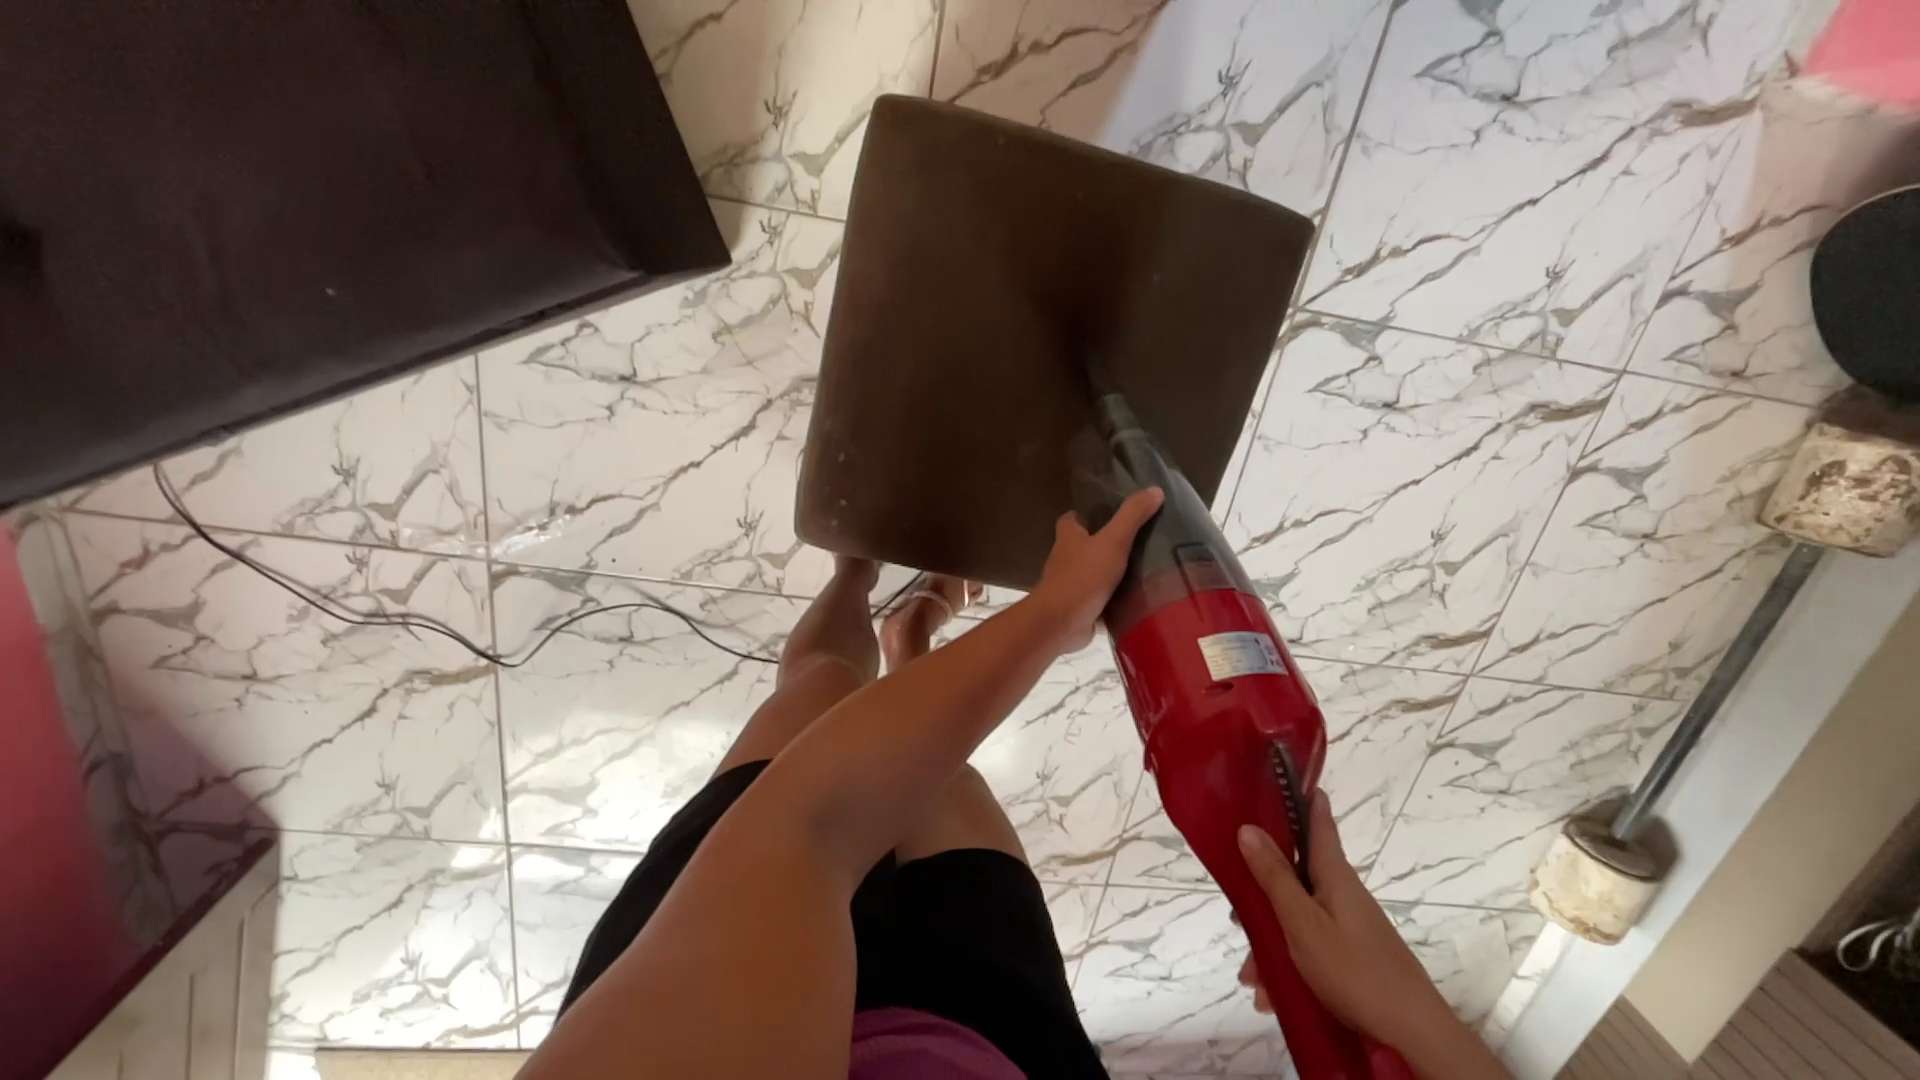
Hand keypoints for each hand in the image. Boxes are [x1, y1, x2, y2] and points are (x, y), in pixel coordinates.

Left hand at [1027, 487, 1163, 650]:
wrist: (1062, 622)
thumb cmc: (1083, 576)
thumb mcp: (1113, 541)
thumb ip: (1132, 516)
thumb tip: (1155, 490)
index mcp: (1068, 538)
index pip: (1071, 519)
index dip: (1086, 515)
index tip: (1109, 514)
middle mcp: (1065, 560)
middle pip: (1083, 547)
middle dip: (1103, 545)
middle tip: (1136, 543)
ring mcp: (1070, 586)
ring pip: (1092, 574)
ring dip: (1110, 574)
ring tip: (1143, 570)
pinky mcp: (1078, 609)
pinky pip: (1099, 600)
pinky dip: (1113, 600)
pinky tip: (1136, 599)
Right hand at [1237, 792, 1469, 1062]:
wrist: (1413, 1035)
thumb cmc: (1355, 970)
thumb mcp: (1302, 923)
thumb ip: (1274, 877)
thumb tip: (1247, 827)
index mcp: (1333, 873)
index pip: (1318, 819)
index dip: (1298, 797)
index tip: (1270, 780)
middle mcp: (1340, 891)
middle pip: (1292, 873)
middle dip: (1260, 894)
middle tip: (1238, 917)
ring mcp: (1345, 923)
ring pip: (1294, 916)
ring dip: (1268, 942)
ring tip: (1253, 980)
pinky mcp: (1347, 954)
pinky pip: (1306, 946)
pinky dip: (1285, 965)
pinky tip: (1271, 995)